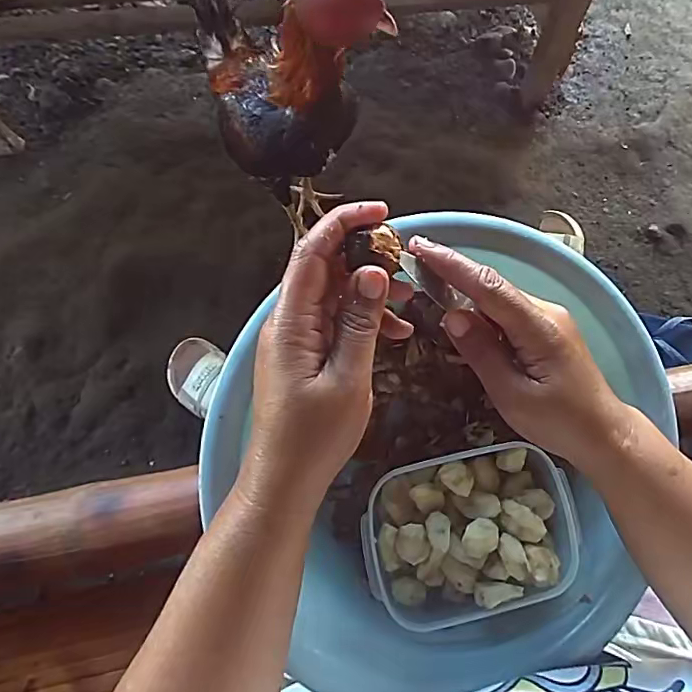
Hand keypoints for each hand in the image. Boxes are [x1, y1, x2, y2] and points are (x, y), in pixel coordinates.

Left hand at [245, 202, 412, 505]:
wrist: (283, 480)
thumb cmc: (314, 438)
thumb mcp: (348, 378)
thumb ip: (360, 321)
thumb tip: (374, 272)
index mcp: (292, 321)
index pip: (312, 252)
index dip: (343, 222)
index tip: (380, 211)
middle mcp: (287, 320)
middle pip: (323, 267)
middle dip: (366, 257)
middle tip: (405, 265)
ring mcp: (294, 336)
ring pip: (333, 293)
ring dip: (369, 290)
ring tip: (408, 301)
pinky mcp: (302, 352)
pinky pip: (333, 319)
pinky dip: (362, 318)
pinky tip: (394, 332)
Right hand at [407, 237, 629, 462]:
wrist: (604, 432)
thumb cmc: (561, 422)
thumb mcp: (512, 396)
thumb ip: (481, 354)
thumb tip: (452, 317)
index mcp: (539, 327)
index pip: (488, 287)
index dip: (452, 265)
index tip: (422, 248)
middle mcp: (545, 312)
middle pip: (491, 287)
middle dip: (452, 275)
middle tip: (416, 263)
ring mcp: (548, 317)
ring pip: (498, 299)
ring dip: (466, 295)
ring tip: (430, 290)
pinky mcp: (547, 327)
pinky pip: (507, 312)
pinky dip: (482, 311)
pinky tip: (463, 320)